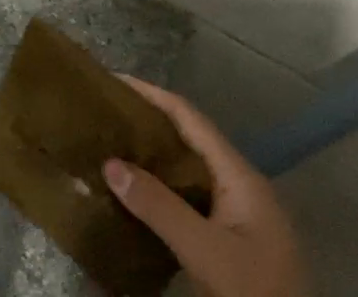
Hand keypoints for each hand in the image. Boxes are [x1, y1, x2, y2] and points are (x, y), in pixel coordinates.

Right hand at [104, 77, 310, 296]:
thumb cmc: (254, 289)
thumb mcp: (205, 250)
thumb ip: (159, 206)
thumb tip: (110, 162)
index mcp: (241, 177)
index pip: (191, 118)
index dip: (152, 95)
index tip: (112, 81)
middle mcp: (240, 186)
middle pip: (188, 139)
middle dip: (147, 122)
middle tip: (103, 113)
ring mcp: (237, 213)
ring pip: (186, 169)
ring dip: (150, 154)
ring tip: (109, 145)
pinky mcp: (228, 237)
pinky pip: (186, 195)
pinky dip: (158, 185)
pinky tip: (132, 191)